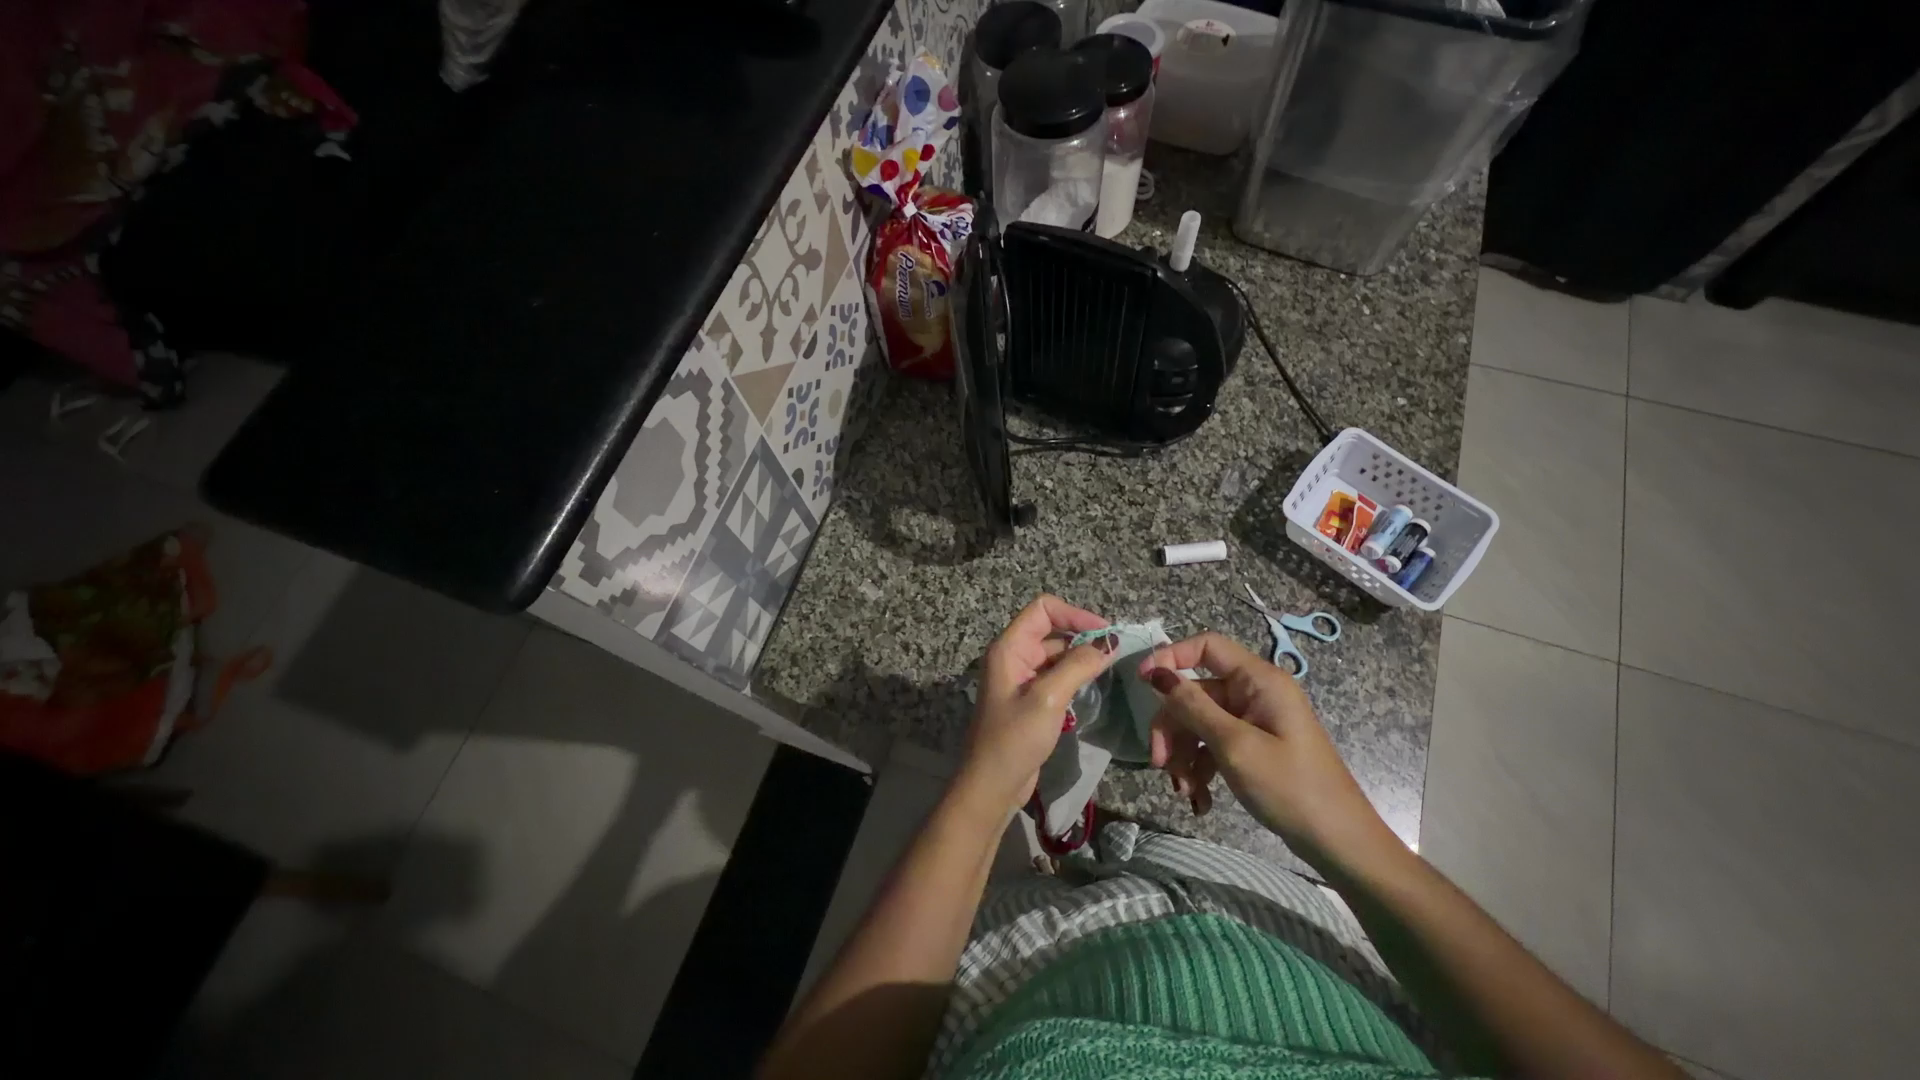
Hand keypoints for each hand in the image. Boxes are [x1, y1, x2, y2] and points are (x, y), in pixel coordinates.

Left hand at [961, 595, 1114, 812]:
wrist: (991, 785)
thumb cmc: (1014, 739)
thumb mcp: (1049, 698)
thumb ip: (1078, 666)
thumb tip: (1109, 643)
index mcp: (1008, 648)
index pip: (1043, 609)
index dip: (1075, 614)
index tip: (1105, 633)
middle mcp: (1012, 657)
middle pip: (1051, 630)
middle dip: (1083, 636)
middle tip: (1114, 652)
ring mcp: (1020, 680)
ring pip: (1056, 655)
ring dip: (1081, 658)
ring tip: (1109, 669)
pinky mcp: (1029, 700)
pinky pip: (1055, 677)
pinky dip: (1074, 676)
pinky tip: (1092, 687)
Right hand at [1142, 632, 1392, 863]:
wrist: (1337, 840)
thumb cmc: (1289, 786)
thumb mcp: (1233, 745)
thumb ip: (1192, 706)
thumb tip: (1157, 673)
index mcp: (1258, 681)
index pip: (1207, 646)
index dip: (1171, 657)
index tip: (1142, 683)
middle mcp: (1256, 694)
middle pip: (1196, 693)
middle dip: (1173, 727)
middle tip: (1159, 763)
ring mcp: (1255, 722)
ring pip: (1200, 723)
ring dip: (1184, 755)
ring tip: (1185, 791)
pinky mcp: (1254, 748)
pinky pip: (1215, 746)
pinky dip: (1202, 769)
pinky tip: (1201, 800)